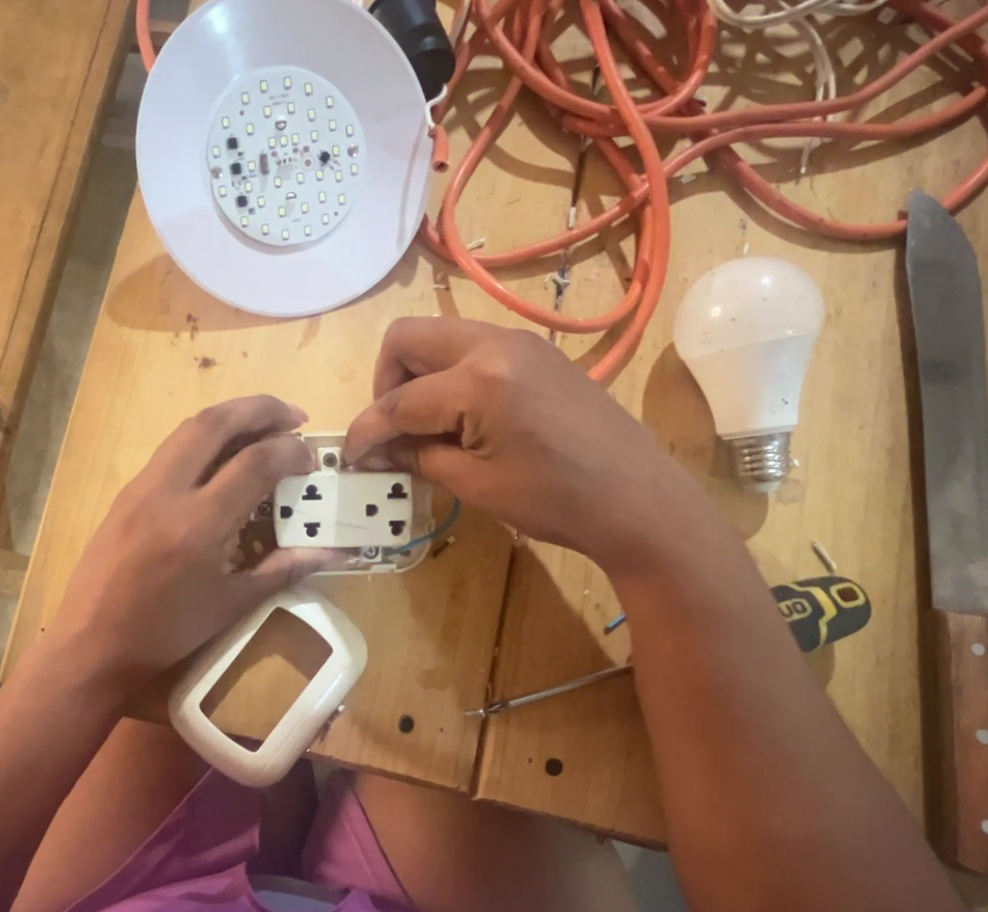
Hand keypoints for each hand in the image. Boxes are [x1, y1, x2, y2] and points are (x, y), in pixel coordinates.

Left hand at [41, 396, 339, 698]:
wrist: (92, 645)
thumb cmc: (166, 634)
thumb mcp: (232, 605)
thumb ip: (283, 569)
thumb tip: (334, 553)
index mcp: (198, 525)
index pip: (254, 463)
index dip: (291, 451)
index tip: (312, 458)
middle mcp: (167, 492)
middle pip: (215, 423)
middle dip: (260, 409)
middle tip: (295, 415)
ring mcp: (141, 488)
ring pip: (187, 429)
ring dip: (230, 417)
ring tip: (264, 426)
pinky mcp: (126, 493)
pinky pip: (170, 449)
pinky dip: (204, 438)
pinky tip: (223, 455)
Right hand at [342, 317, 707, 573]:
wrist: (637, 499)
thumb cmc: (554, 501)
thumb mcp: (475, 484)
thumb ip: (419, 457)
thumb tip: (378, 452)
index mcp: (477, 380)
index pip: (399, 401)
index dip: (366, 431)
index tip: (349, 455)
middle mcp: (494, 343)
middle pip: (407, 339)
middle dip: (386, 383)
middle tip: (393, 429)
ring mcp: (520, 341)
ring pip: (439, 335)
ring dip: (417, 374)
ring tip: (427, 426)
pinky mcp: (537, 351)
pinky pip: (472, 346)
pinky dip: (450, 374)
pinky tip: (463, 418)